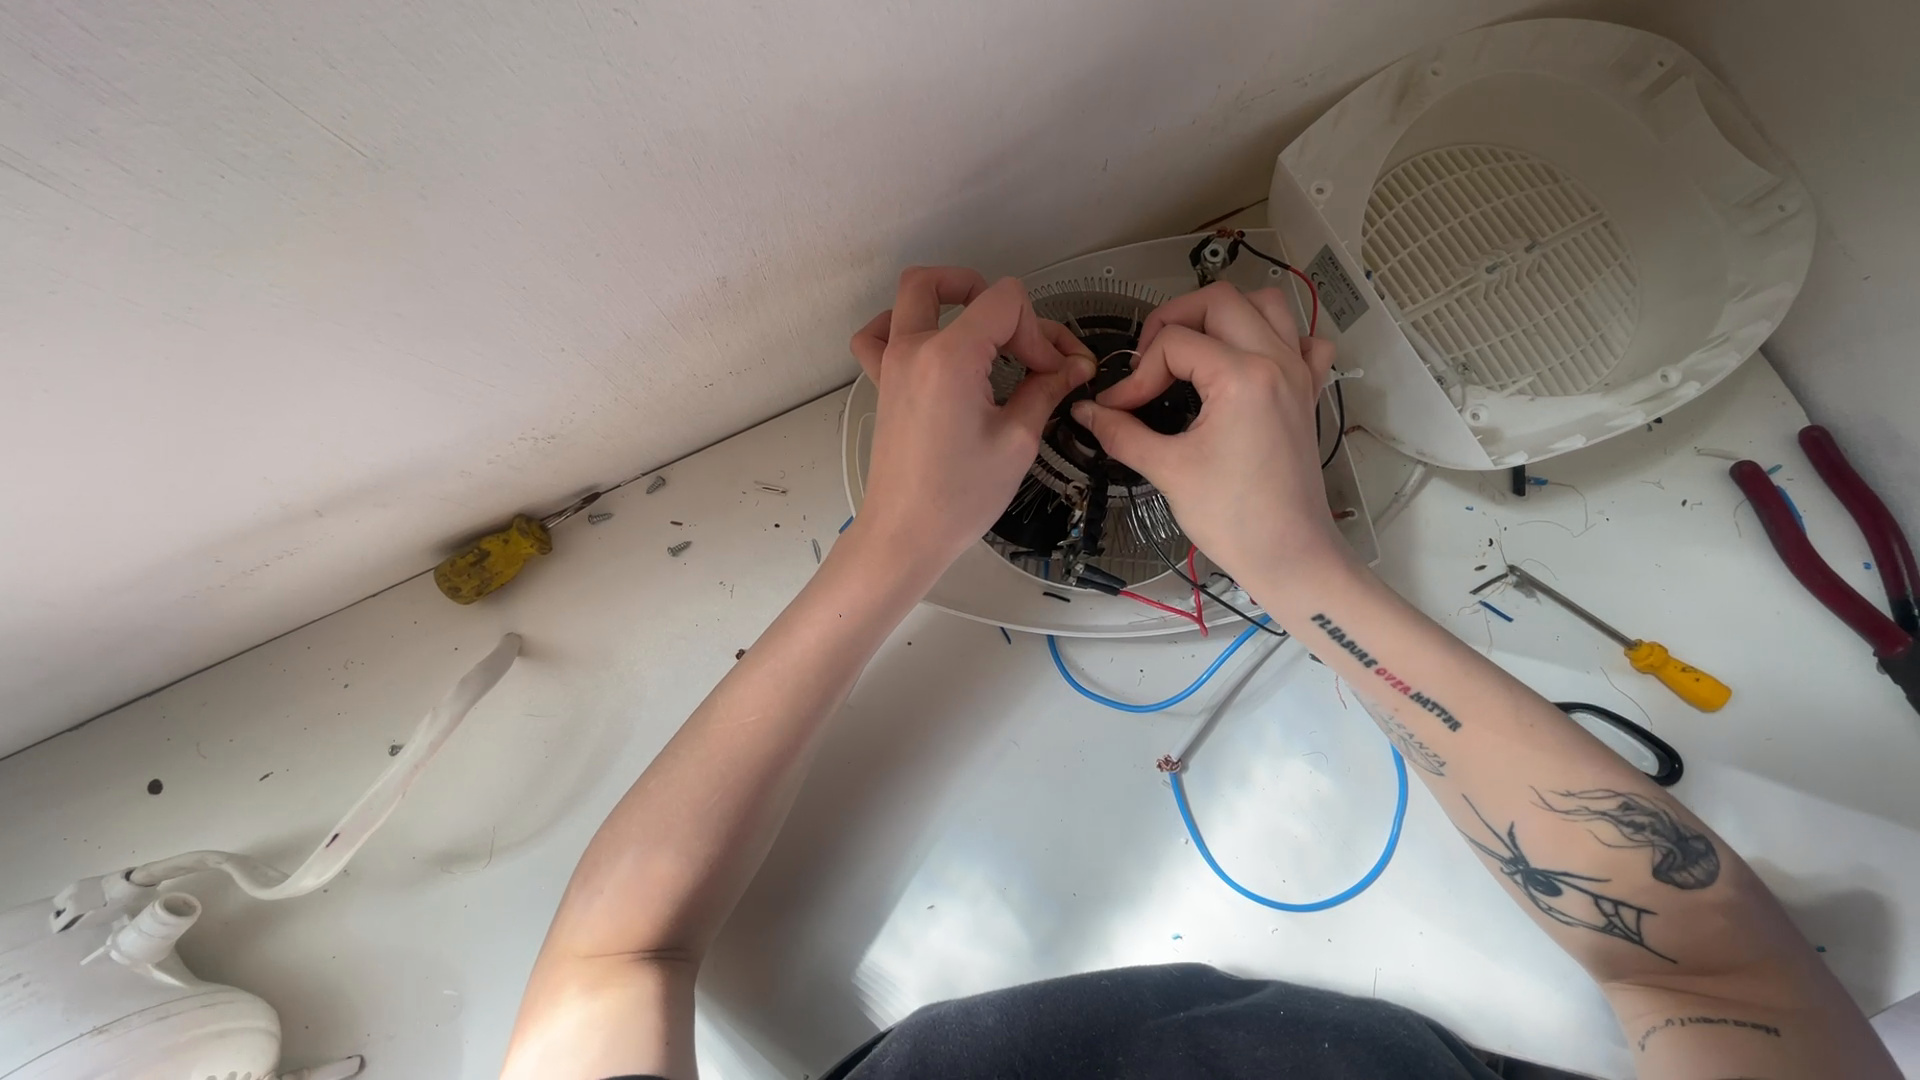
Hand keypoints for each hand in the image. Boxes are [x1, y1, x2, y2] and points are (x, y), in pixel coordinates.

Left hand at [850, 267, 1096, 573]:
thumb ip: (1045, 391)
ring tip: (980, 332)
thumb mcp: (1017, 441)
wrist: (906, 534)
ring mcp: (892, 364)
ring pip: (912, 296)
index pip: (1005, 302)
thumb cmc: (957, 498)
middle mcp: (914, 349)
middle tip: (1022, 344)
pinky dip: (902, 325)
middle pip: (954, 284)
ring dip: (949, 299)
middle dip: (998, 304)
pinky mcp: (884, 385)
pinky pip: (878, 335)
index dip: (1038, 331)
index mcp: (950, 357)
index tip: (1050, 372)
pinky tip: (929, 347)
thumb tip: (1072, 367)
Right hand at [1069, 281, 1338, 582]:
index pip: (1173, 345)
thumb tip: (1089, 413)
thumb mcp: (1168, 470)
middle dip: (1172, 322)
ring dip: (1224, 315)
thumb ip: (1122, 433)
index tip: (1116, 408)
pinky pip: (1303, 340)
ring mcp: (1297, 375)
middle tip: (1147, 363)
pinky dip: (1276, 338)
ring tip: (1192, 349)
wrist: (1288, 554)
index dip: (1135, 375)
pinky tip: (1247, 364)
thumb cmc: (1236, 518)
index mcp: (1242, 377)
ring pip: (1266, 305)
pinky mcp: (1306, 395)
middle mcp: (1275, 363)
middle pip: (1219, 300)